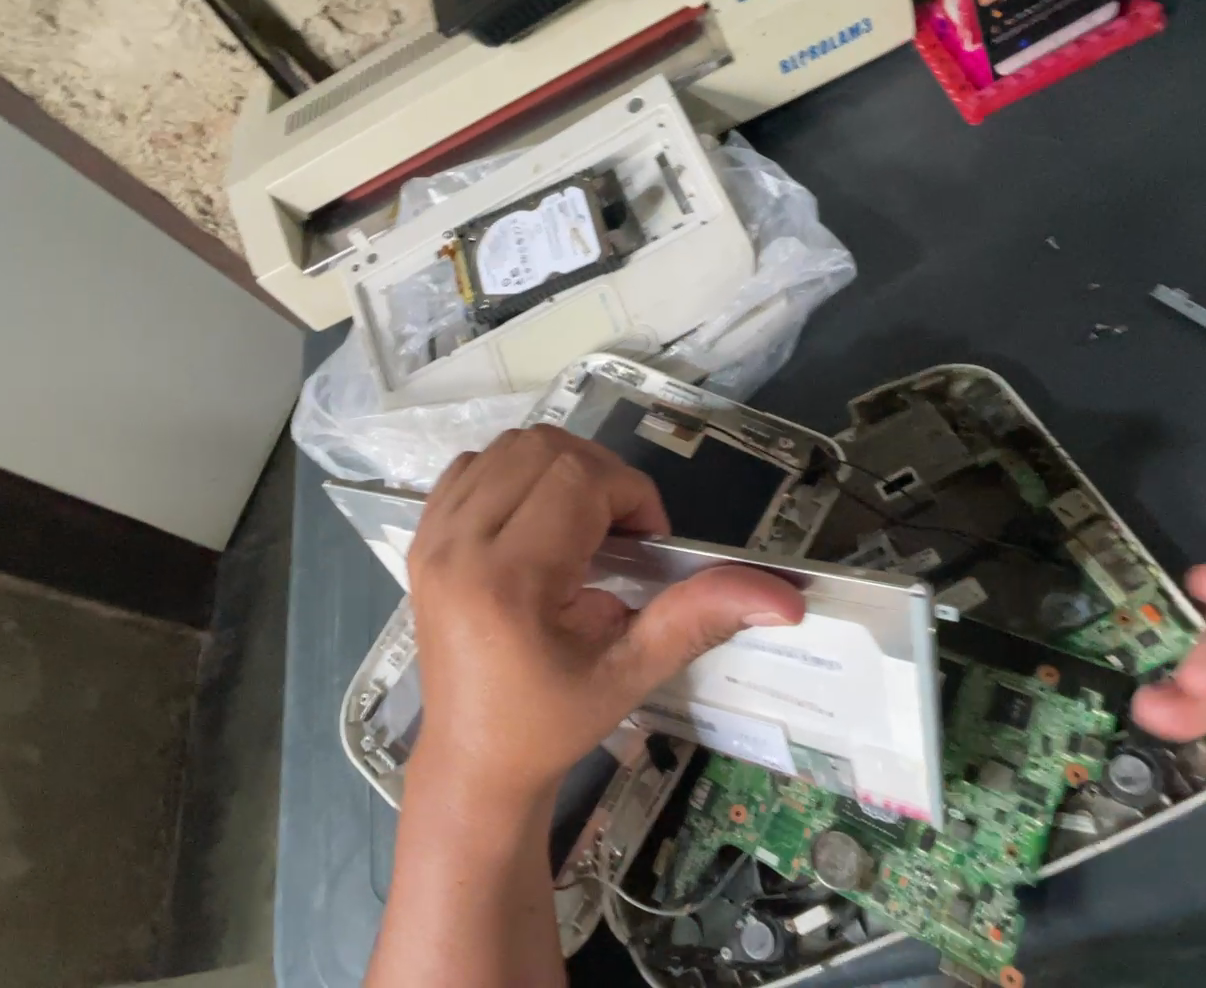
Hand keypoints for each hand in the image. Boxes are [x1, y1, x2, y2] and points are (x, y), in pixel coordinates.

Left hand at [406, 426, 805, 800]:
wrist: (474, 757)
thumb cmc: (552, 722)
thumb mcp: (631, 672)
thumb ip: (699, 618)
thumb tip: (785, 596)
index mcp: (508, 581)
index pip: (577, 479)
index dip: (630, 493)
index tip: (647, 542)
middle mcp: (458, 545)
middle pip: (543, 449)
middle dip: (600, 475)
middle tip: (621, 531)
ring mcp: (430, 537)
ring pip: (509, 447)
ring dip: (561, 469)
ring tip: (582, 524)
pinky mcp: (420, 537)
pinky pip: (473, 465)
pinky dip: (516, 473)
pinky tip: (537, 520)